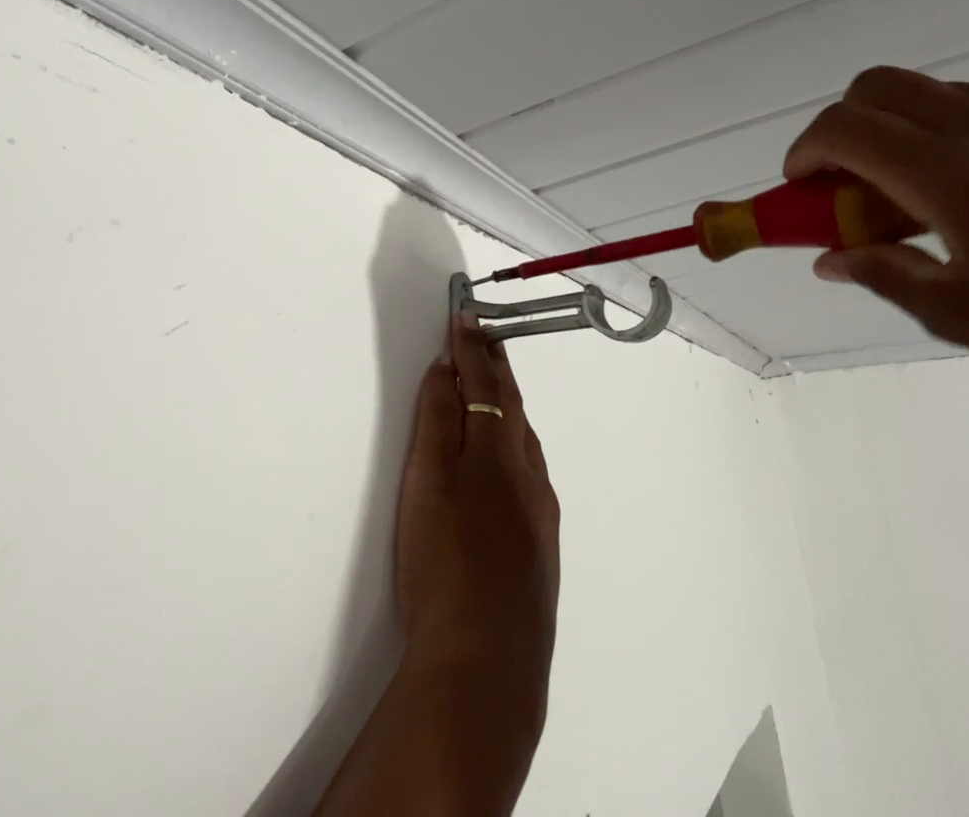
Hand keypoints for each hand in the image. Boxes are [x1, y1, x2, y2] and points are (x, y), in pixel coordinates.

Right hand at [310, 315, 557, 816]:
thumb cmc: (443, 561)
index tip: (465, 315)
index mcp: (500, 450)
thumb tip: (448, 369)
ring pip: (526, 443)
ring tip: (493, 389)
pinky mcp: (540, 545)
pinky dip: (515, 448)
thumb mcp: (427, 482)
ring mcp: (540, 511)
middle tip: (482, 338)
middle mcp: (530, 473)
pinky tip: (506, 463)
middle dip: (496, 369)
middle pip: (514, 408)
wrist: (487, 653)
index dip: (473, 347)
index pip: (488, 383)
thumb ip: (438, 422)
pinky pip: (530, 475)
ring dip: (508, 407)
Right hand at [785, 67, 968, 405]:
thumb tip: (833, 258)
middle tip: (847, 188)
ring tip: (922, 202)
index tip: (800, 191)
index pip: (846, 127)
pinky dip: (965, 139)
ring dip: (905, 133)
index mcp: (956, 175)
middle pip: (884, 86)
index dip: (804, 153)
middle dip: (843, 127)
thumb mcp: (963, 315)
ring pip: (944, 94)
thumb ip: (884, 274)